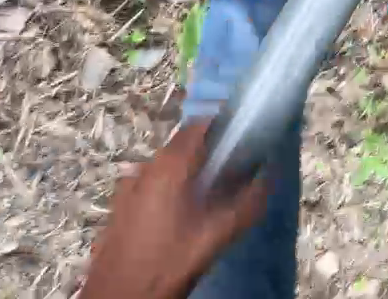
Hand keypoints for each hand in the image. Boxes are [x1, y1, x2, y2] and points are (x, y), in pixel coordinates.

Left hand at [78, 121, 267, 298]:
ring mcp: (128, 187)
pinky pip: (150, 183)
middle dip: (208, 150)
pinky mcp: (118, 207)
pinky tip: (177, 214)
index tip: (242, 136)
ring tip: (206, 194)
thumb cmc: (169, 263)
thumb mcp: (216, 235)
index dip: (223, 123)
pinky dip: (168, 187)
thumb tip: (269, 176)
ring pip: (165, 164)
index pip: (199, 123)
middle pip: (183, 143)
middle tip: (231, 169)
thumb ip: (247, 203)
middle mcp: (146, 167)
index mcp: (170, 165)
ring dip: (187, 170)